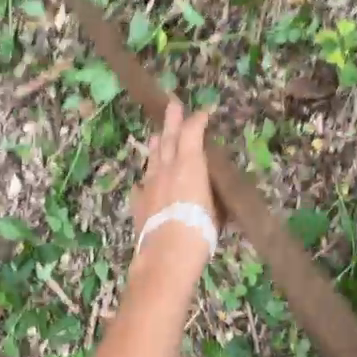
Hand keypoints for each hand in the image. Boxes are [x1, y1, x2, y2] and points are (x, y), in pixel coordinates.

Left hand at [130, 101, 217, 266]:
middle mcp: (167, 168)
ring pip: (152, 158)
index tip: (205, 112)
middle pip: (168, 137)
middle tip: (172, 104)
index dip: (198, 120)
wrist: (168, 251)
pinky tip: (142, 185)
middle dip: (172, 120)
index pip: (192, 132)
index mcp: (189, 164)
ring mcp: (149, 184)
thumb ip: (214, 198)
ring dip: (157, 145)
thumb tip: (216, 198)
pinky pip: (140, 187)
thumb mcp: (217, 211)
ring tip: (158, 137)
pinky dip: (144, 182)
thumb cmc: (200, 228)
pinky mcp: (138, 202)